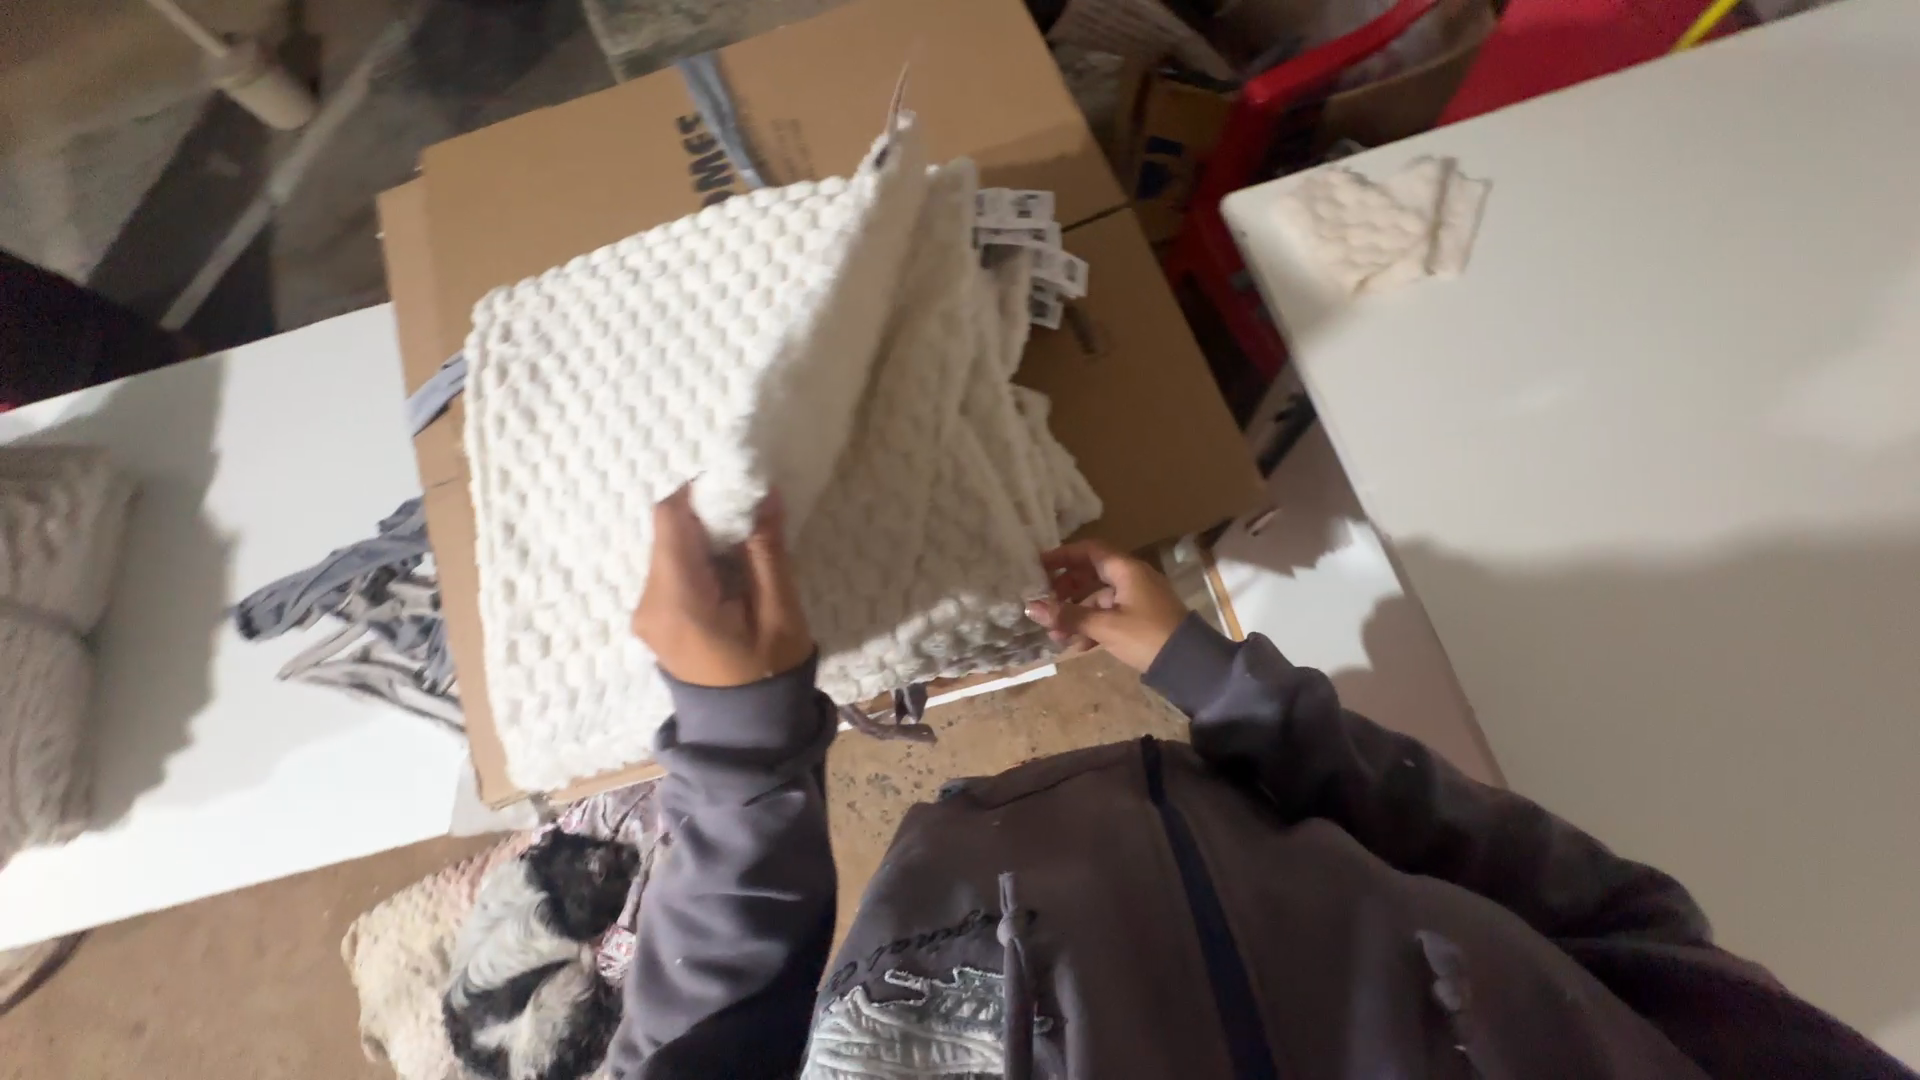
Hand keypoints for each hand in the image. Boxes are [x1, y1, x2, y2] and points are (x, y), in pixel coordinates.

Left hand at [632, 486, 814, 686]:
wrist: (744, 732)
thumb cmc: (769, 673)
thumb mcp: (780, 612)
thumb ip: (767, 551)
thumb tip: (764, 495)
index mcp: (678, 600)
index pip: (669, 519)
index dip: (699, 491)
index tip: (738, 488)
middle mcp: (648, 602)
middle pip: (667, 532)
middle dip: (707, 515)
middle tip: (752, 518)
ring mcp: (646, 613)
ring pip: (668, 549)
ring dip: (705, 537)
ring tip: (746, 547)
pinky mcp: (654, 619)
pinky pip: (671, 571)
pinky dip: (699, 559)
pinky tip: (731, 573)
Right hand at [1025, 539, 1188, 672]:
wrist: (1190, 665)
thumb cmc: (1146, 636)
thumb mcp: (1104, 627)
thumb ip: (1068, 616)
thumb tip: (1031, 607)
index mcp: (1126, 570)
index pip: (1089, 551)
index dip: (1063, 555)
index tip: (1039, 565)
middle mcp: (1132, 578)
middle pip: (1091, 575)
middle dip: (1065, 590)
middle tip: (1045, 603)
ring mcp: (1138, 599)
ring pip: (1098, 599)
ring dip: (1076, 614)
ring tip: (1056, 634)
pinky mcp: (1141, 619)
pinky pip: (1109, 615)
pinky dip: (1092, 626)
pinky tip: (1078, 646)